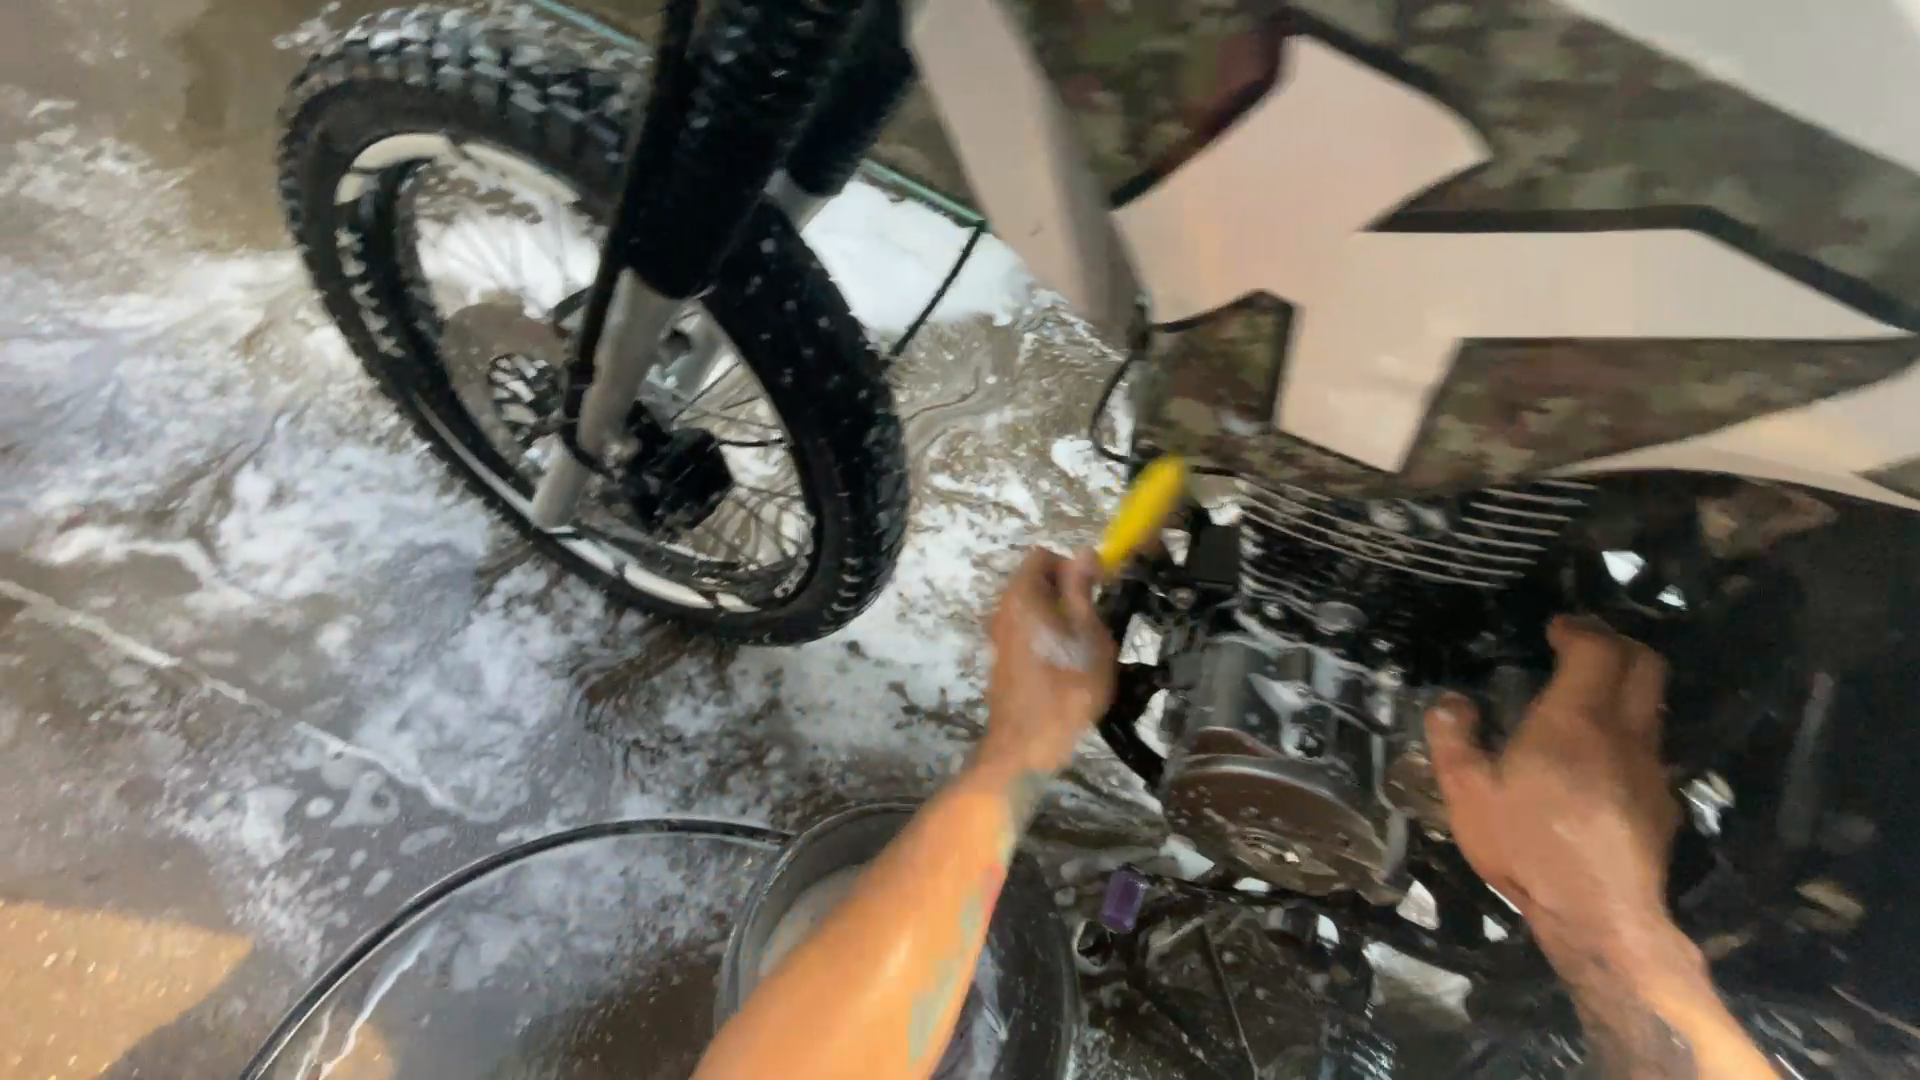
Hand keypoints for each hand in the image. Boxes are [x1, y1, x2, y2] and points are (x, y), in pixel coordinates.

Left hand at [979, 548, 1117, 776]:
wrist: (1029, 744)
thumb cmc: (1067, 687)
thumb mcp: (1088, 633)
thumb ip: (1082, 589)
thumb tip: (1083, 551)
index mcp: (1021, 596)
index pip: (1042, 556)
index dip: (1071, 566)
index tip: (1096, 591)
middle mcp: (1002, 609)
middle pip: (1035, 581)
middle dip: (1066, 592)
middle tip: (1094, 622)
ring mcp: (998, 634)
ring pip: (1032, 608)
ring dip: (1058, 616)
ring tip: (1083, 646)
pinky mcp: (1001, 657)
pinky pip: (1026, 630)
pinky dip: (1046, 635)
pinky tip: (1065, 665)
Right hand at [1425, 615, 1681, 968]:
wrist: (1600, 917)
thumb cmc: (1526, 845)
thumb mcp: (1465, 791)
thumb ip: (1453, 737)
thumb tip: (1452, 701)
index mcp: (1574, 722)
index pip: (1599, 652)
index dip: (1580, 629)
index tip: (1555, 626)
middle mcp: (1624, 735)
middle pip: (1646, 666)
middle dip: (1616, 643)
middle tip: (1578, 643)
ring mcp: (1651, 769)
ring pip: (1652, 704)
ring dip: (1624, 683)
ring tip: (1582, 691)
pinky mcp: (1662, 802)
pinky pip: (1648, 743)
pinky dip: (1625, 725)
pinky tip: (1592, 751)